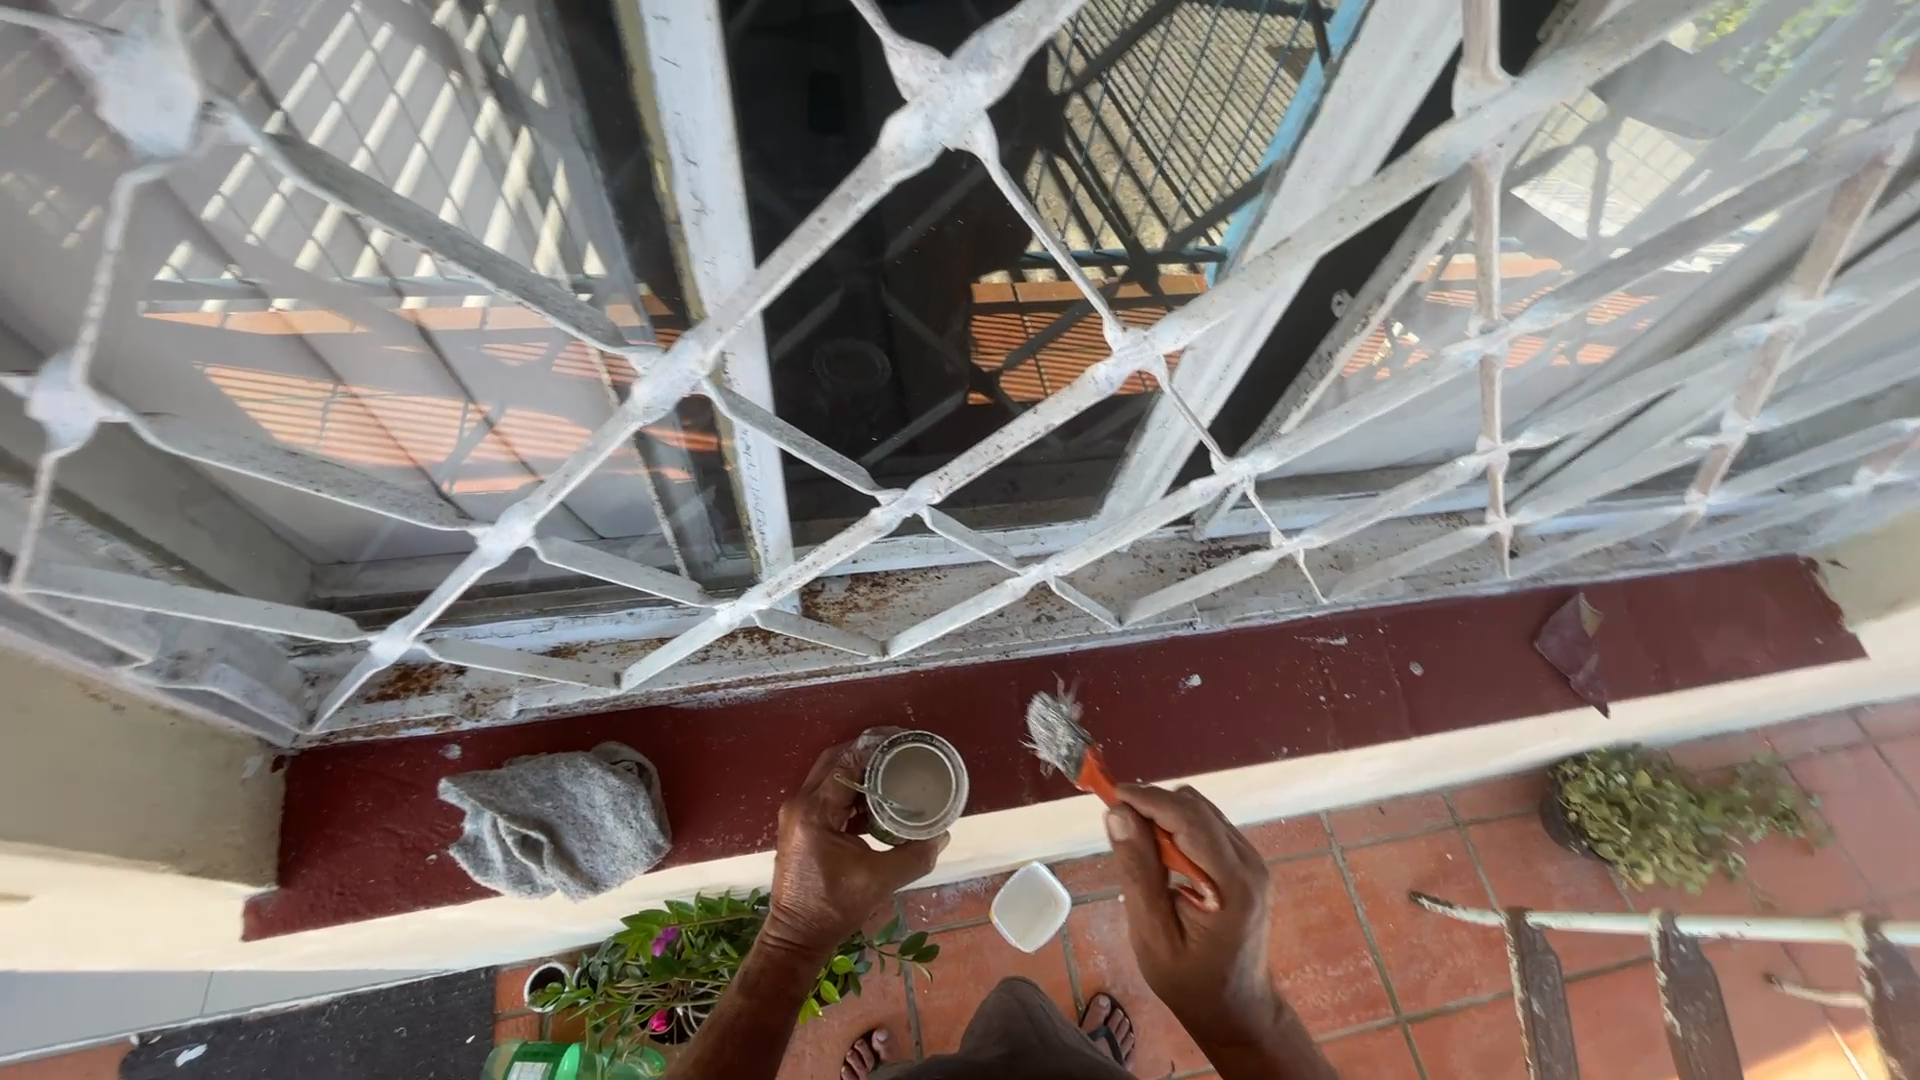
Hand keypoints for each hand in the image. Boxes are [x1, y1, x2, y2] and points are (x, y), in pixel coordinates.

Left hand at [763, 731, 947, 955]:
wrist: (797, 937)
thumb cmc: (834, 907)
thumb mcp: (880, 881)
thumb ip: (914, 854)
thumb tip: (942, 834)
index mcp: (815, 811)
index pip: (847, 762)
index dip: (875, 745)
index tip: (902, 739)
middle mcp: (801, 804)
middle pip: (836, 760)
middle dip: (867, 750)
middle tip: (899, 748)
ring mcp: (798, 814)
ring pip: (831, 776)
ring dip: (860, 770)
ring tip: (893, 769)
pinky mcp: (802, 825)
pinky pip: (829, 794)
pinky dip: (852, 790)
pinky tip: (878, 798)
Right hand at [1106, 784, 1280, 1043]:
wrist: (1237, 1009)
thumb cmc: (1190, 981)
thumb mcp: (1153, 935)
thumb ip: (1138, 871)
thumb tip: (1117, 813)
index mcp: (1232, 884)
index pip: (1188, 818)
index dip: (1148, 799)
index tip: (1110, 795)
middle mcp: (1249, 863)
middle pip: (1195, 807)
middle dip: (1153, 805)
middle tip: (1120, 826)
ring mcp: (1252, 860)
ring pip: (1201, 811)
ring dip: (1165, 816)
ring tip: (1140, 847)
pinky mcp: (1247, 863)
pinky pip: (1208, 825)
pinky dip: (1179, 827)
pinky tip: (1163, 857)